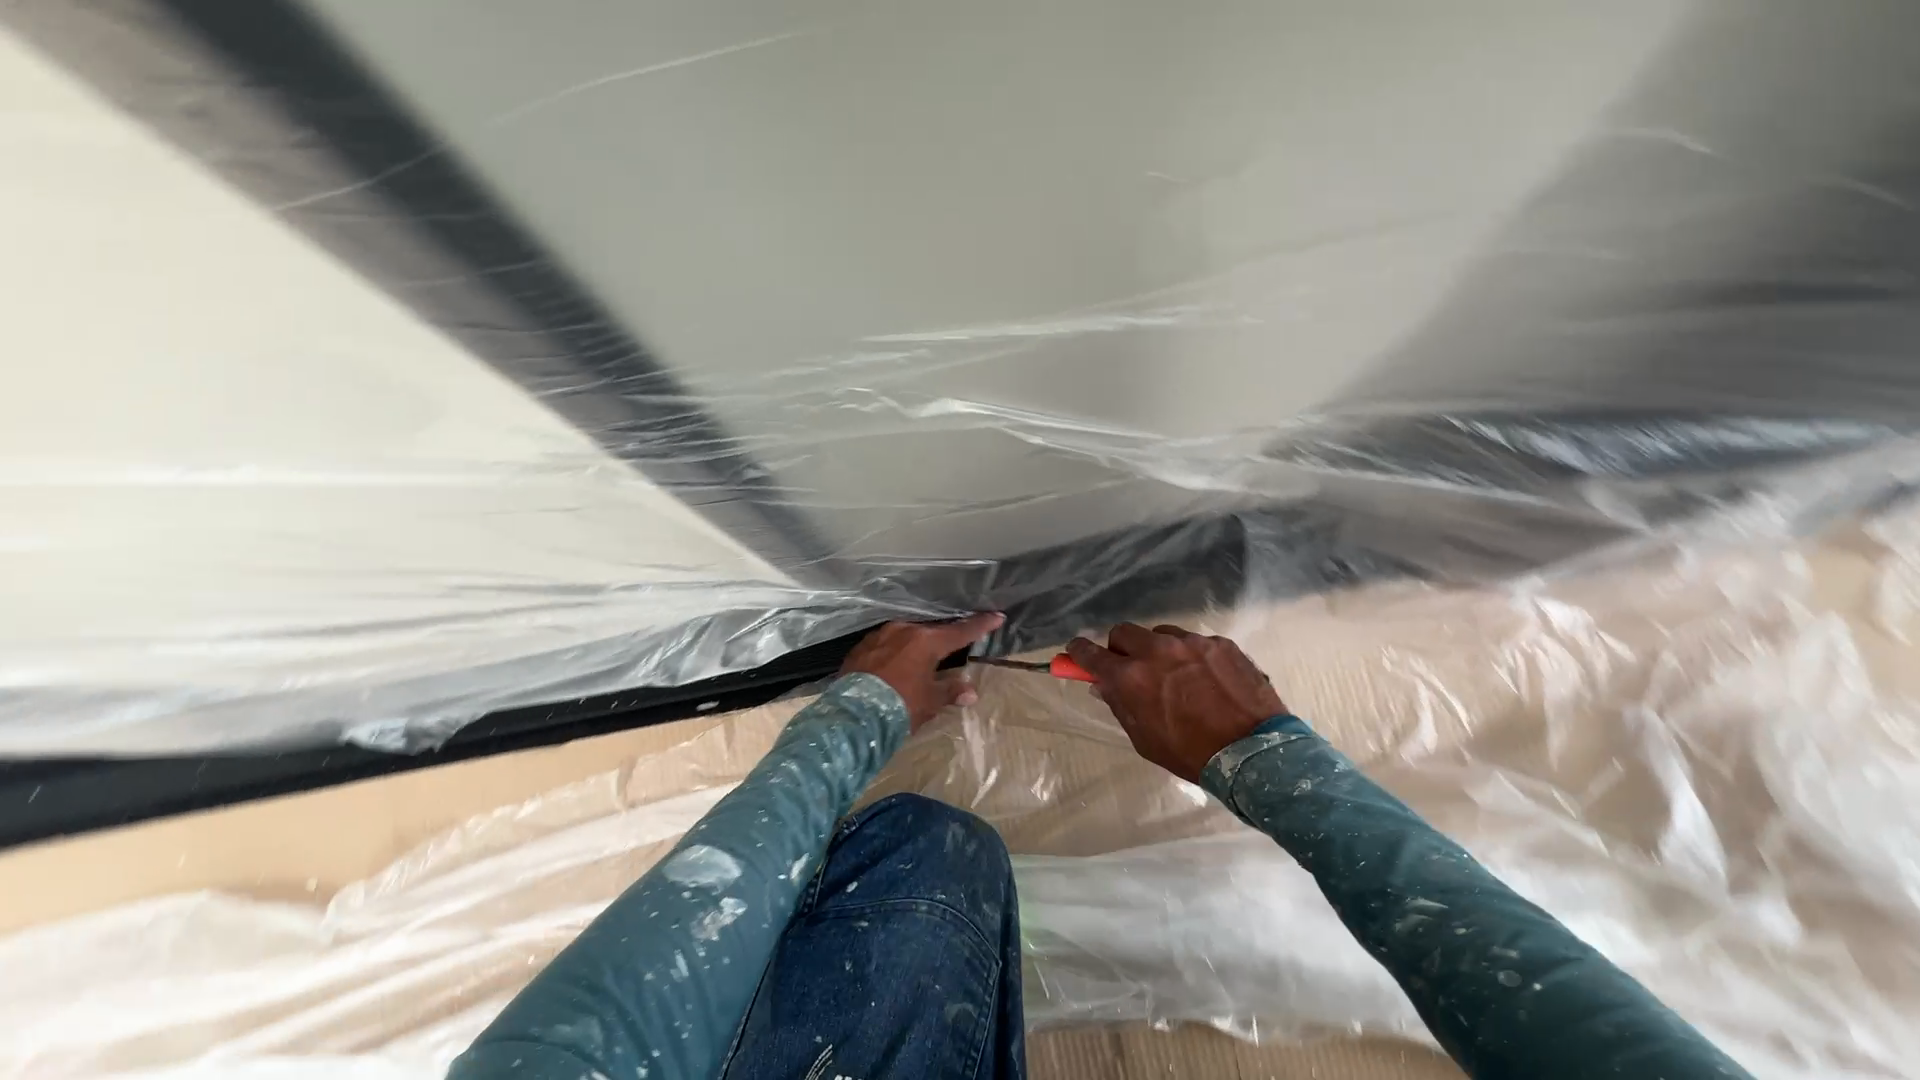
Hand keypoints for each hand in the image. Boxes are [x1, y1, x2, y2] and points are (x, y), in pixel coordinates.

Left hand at [840, 614, 1003, 731]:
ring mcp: (880, 635)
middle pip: (932, 631)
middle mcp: (904, 630)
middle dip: (944, 637)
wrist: (853, 715)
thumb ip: (950, 691)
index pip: (961, 631)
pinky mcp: (862, 646)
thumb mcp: (929, 702)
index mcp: (926, 641)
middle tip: (956, 642)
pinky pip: (886, 643)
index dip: (981, 625)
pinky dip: (896, 651)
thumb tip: (970, 692)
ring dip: (917, 644)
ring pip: (907, 634)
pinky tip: (895, 663)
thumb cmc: (899, 706)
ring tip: (923, 655)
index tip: (997, 616)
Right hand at [1067, 623, 1285, 781]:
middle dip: (1121, 648)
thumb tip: (1104, 685)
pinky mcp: (1220, 643)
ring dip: (1158, 650)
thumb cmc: (1191, 753)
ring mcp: (1191, 643)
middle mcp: (1156, 651)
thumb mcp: (1144, 739)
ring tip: (1175, 675)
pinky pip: (1194, 642)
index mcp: (1131, 678)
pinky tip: (1205, 679)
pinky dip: (1191, 656)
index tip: (1075, 651)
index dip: (1079, 651)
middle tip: (1131, 667)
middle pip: (1123, 632)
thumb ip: (1121, 706)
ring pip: (1160, 635)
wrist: (1252, 751)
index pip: (1091, 653)